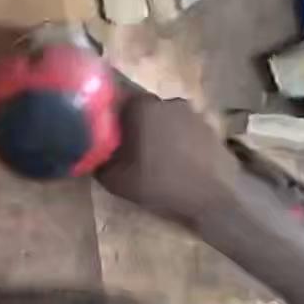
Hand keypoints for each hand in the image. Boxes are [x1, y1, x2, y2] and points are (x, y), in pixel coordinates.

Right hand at [95, 94, 240, 228]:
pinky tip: (178, 165)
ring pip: (167, 120)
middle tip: (128, 150)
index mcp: (142, 106)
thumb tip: (90, 150)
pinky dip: (181, 143)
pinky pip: (188, 132)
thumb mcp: (114, 179)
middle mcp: (169, 101)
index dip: (109, 118)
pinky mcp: (213, 130)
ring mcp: (195, 114)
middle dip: (135, 125)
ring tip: (155, 160)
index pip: (116, 100)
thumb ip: (98, 159)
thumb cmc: (158, 185)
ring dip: (159, 134)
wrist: (212, 203)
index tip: (106, 135)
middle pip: (143, 110)